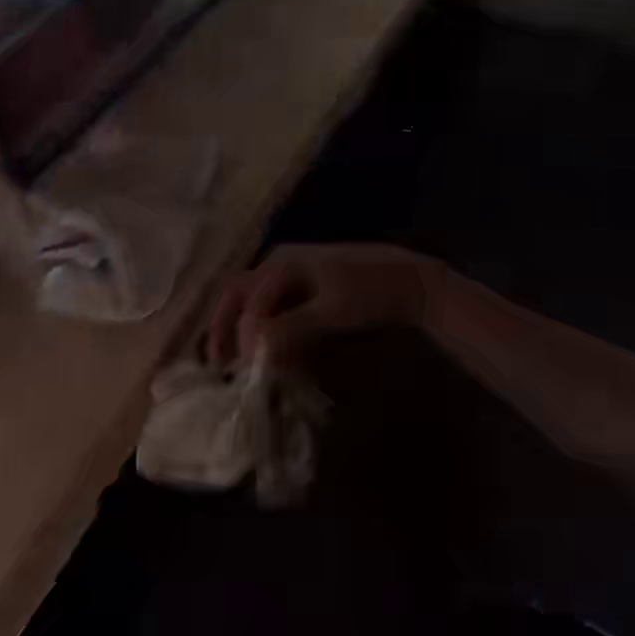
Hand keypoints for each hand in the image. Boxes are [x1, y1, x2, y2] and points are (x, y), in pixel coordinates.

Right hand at [203, 244, 453, 365]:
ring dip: (247, 337)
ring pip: (256, 310)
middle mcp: (278, 270)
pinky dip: (274, 342)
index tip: (247, 366)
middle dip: (224, 327)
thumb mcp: (334, 310)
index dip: (242, 332)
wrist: (416, 284)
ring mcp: (292, 284)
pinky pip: (278, 319)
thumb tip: (256, 348)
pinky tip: (284, 366)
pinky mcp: (307, 300)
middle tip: (218, 364)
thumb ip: (292, 327)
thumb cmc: (374, 291)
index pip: (247, 299)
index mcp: (281, 265)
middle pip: (238, 296)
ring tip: (246, 370)